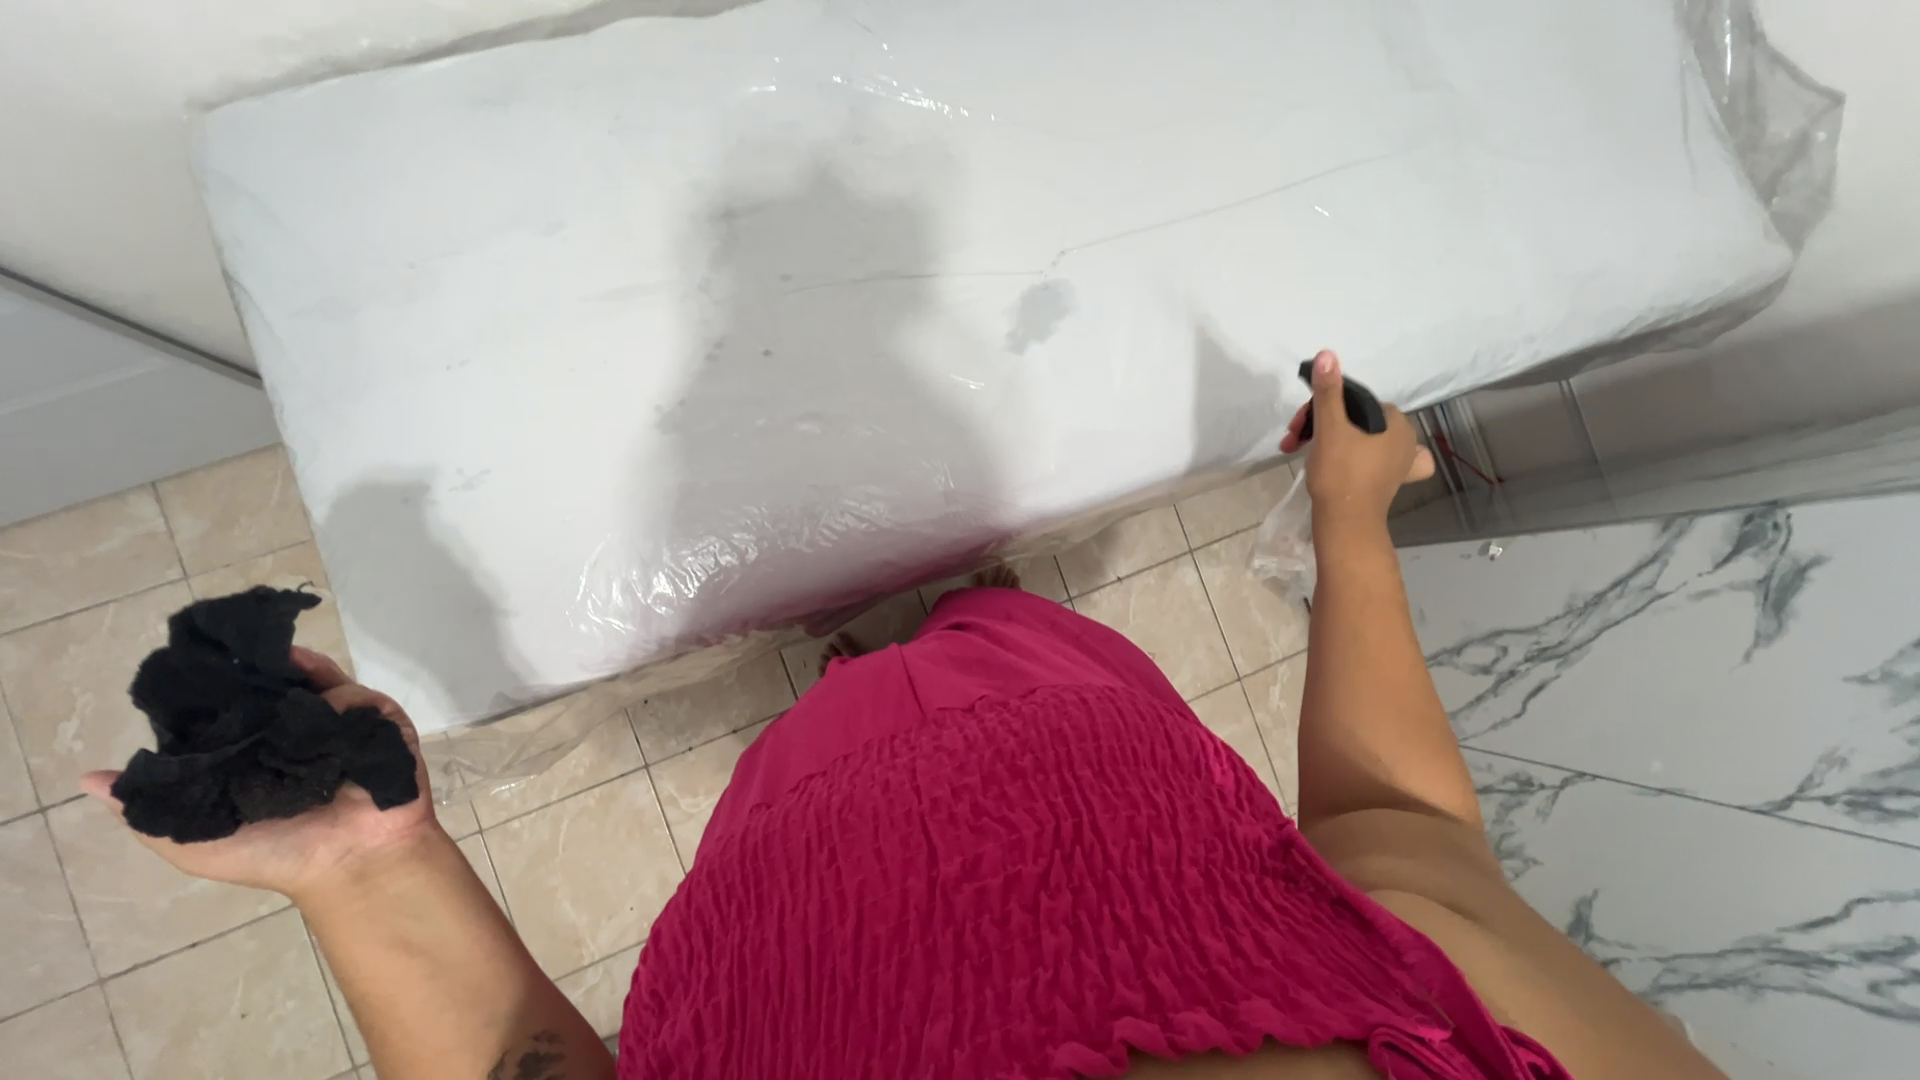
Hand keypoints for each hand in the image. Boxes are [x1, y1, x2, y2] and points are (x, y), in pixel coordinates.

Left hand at [79, 647, 444, 905]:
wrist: (350, 859)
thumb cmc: (276, 855)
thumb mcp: (192, 840)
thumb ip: (147, 810)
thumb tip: (86, 778)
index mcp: (260, 758)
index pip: (238, 714)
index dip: (221, 692)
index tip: (202, 669)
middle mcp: (301, 737)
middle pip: (284, 690)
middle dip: (266, 668)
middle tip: (245, 647)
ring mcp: (345, 727)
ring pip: (323, 686)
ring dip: (305, 672)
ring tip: (283, 658)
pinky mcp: (384, 724)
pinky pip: (362, 698)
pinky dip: (343, 697)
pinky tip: (324, 704)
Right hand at [1279, 349, 1433, 526]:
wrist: (1345, 523)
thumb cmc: (1340, 474)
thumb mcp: (1330, 429)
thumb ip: (1328, 392)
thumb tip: (1327, 355)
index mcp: (1396, 423)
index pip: (1356, 402)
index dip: (1324, 408)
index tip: (1300, 424)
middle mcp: (1405, 440)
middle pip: (1355, 420)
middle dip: (1321, 426)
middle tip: (1294, 441)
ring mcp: (1399, 463)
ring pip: (1360, 439)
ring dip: (1328, 442)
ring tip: (1301, 454)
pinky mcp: (1388, 482)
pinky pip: (1374, 459)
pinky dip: (1360, 456)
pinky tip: (1353, 460)